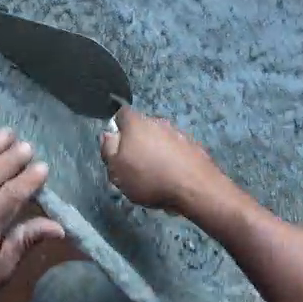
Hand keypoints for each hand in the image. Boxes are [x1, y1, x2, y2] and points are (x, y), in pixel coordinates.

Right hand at [99, 108, 234, 215]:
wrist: (195, 187)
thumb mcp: (117, 170)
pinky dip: (172, 159)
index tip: (117, 146)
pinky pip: (176, 150)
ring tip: (155, 174)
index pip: (122, 114)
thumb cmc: (149, 178)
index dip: (117, 127)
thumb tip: (108, 134)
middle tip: (134, 164)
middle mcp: (158, 122)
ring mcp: (179, 133)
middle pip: (142, 127)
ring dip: (156, 151)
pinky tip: (172, 177)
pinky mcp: (194, 146)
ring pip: (161, 139)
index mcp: (137, 123)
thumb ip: (108, 150)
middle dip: (137, 141)